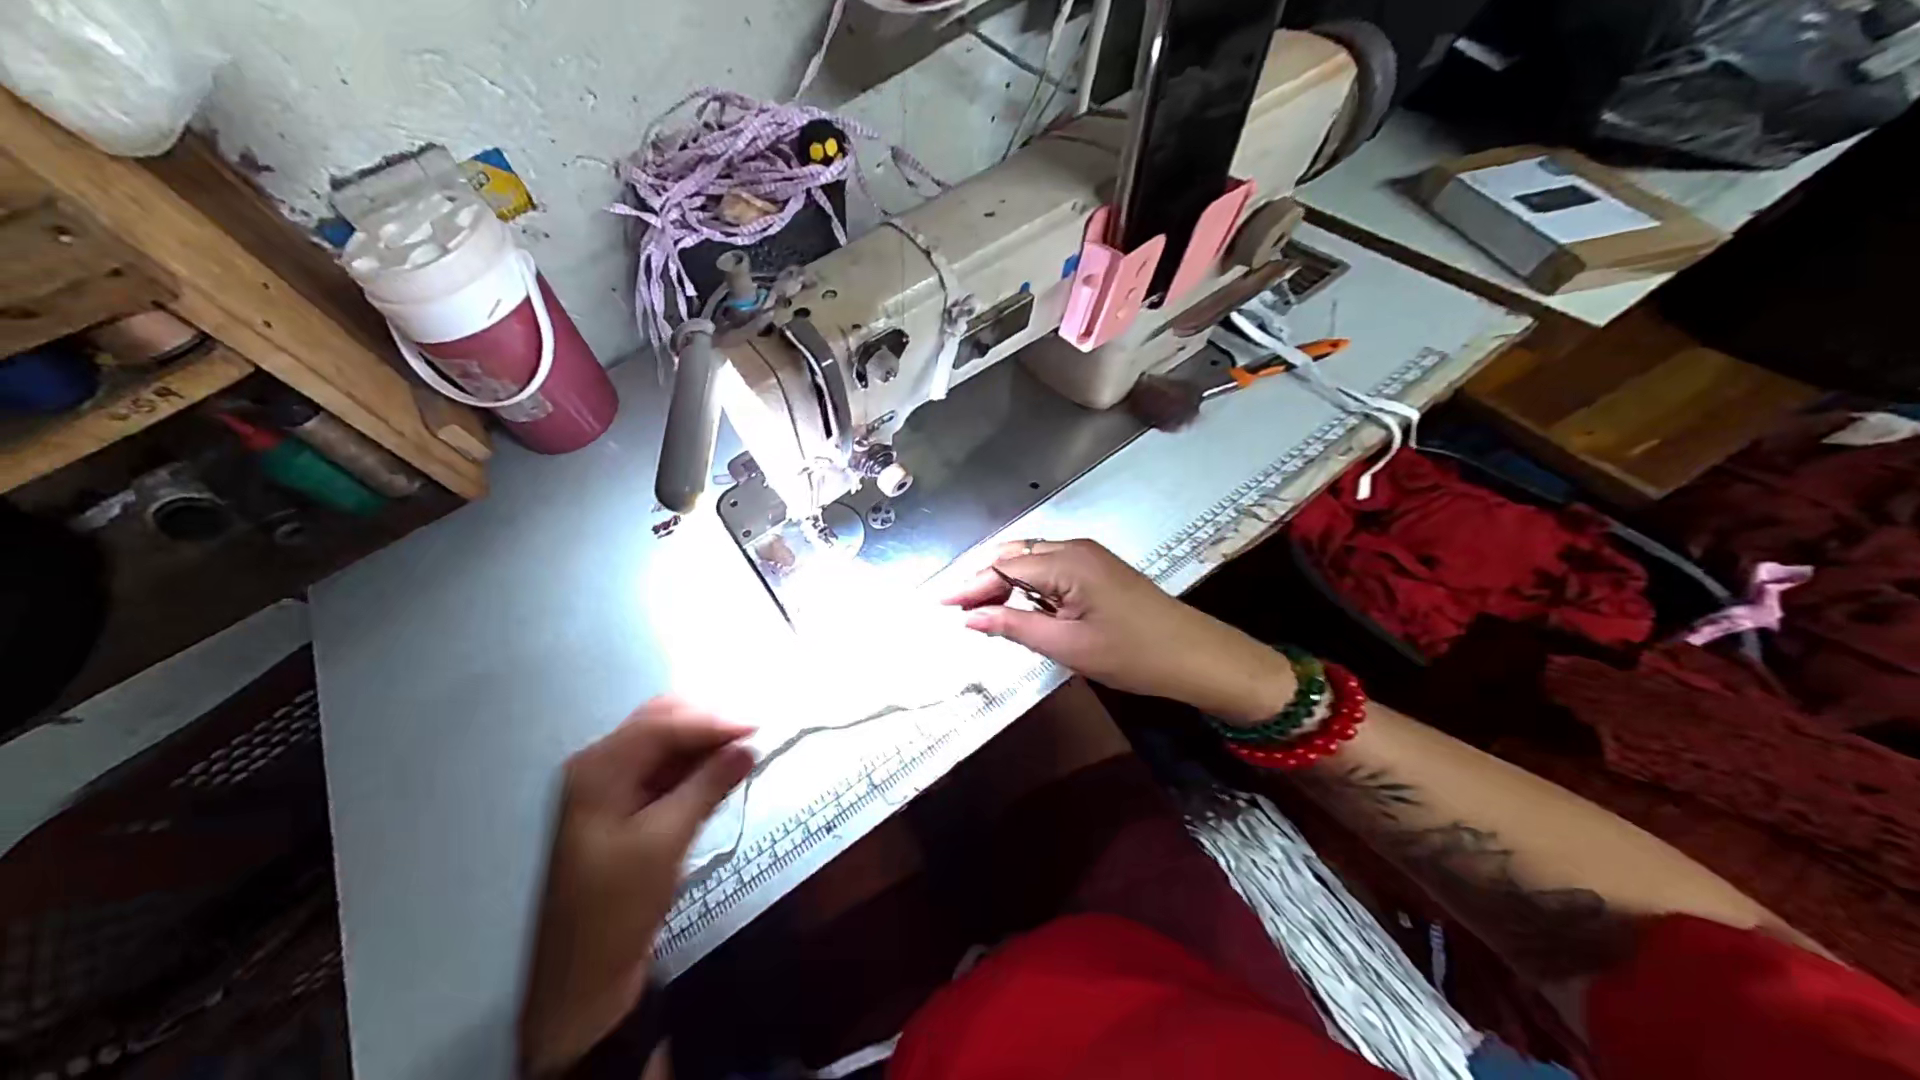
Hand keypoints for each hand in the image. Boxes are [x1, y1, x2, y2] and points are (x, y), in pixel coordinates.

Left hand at [519, 698, 755, 1075]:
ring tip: (745, 748)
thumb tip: (748, 746)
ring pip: (665, 743)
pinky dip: (695, 764)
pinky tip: (722, 770)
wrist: (582, 977)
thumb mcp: (666, 840)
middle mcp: (600, 765)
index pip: (662, 725)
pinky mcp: (623, 806)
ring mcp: (610, 785)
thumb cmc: (618, 907)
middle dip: (708, 722)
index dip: (714, 721)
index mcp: (598, 768)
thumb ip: (708, 785)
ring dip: (704, 742)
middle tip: (753, 734)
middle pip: (660, 722)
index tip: (759, 727)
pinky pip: (664, 768)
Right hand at [942, 539, 1296, 725]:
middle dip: (981, 578)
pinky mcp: (1097, 568)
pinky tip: (1016, 603)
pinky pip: (1049, 566)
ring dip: (1002, 580)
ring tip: (978, 608)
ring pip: (1030, 558)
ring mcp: (1088, 555)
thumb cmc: (1132, 654)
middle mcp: (1075, 547)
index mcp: (1067, 561)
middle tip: (955, 609)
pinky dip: (1026, 583)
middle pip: (1014, 554)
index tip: (940, 605)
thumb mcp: (1067, 645)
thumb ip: (1014, 625)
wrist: (1196, 655)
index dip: (969, 585)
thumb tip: (970, 617)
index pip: (1002, 565)